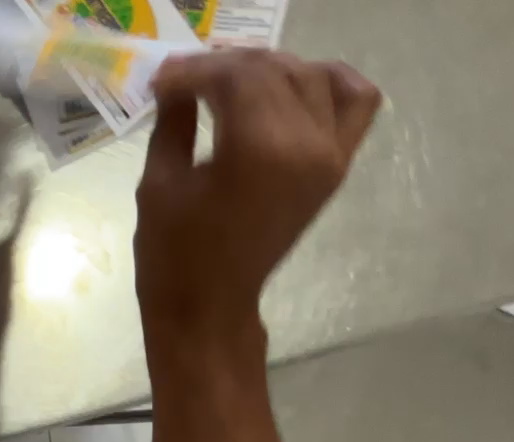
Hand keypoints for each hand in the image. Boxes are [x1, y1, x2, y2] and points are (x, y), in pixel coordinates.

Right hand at [136, 50, 382, 358]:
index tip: (162, 77)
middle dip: (227, 65)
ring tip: (230, 79)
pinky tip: (294, 84)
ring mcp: (331, 151)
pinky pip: (355, 100)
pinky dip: (328, 81)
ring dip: (270, 69)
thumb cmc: (170, 256)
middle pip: (275, 72)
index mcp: (257, 150)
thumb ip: (174, 126)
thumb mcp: (158, 188)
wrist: (208, 304)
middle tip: (186, 74)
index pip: (235, 79)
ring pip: (313, 76)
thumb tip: (176, 86)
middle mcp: (307, 141)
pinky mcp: (338, 162)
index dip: (195, 70)